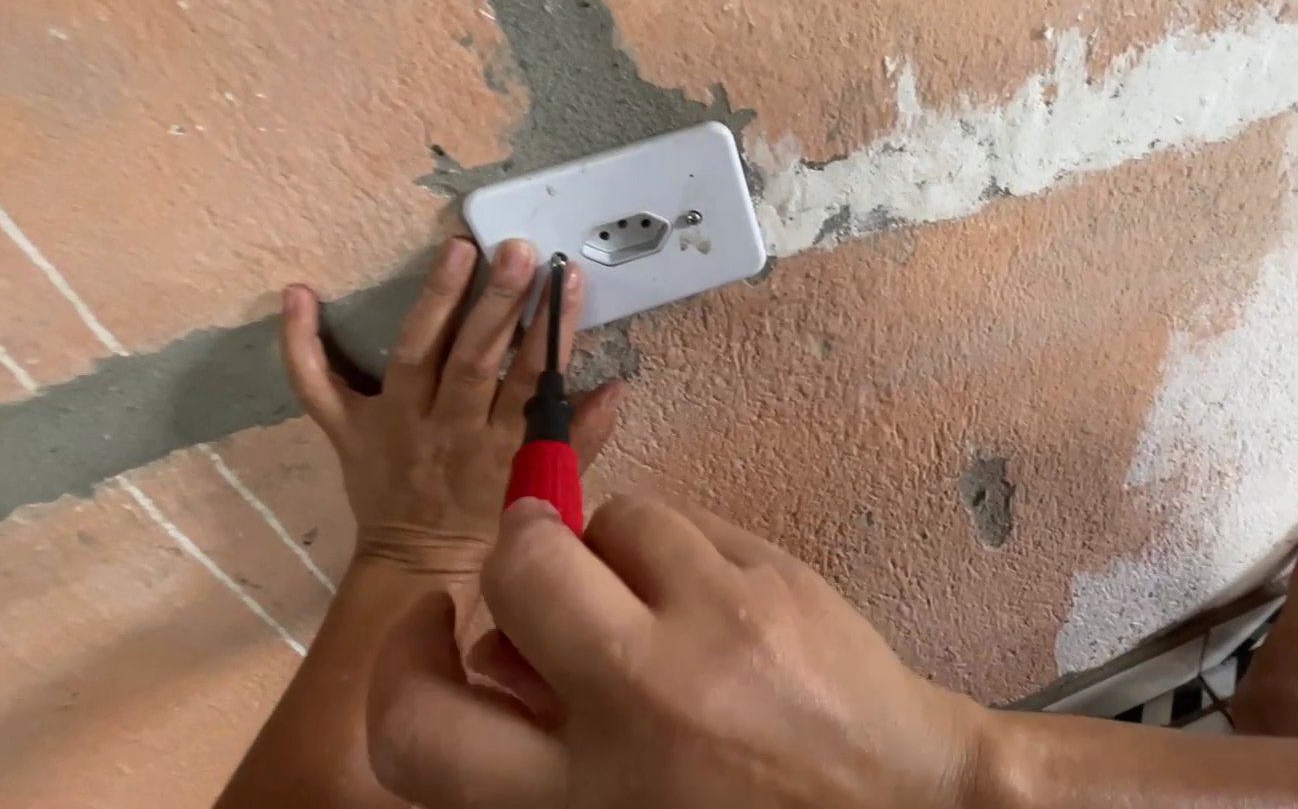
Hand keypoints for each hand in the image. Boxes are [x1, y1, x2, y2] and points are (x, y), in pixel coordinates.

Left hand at [279, 237, 624, 573]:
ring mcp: (391, 425)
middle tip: (515, 249)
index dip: (553, 326)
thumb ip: (583, 435)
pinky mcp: (346, 430)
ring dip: (436, 302)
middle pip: (476, 359)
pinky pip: (317, 387)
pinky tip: (298, 293)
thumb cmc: (493, 517)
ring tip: (456, 250)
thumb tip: (617, 384)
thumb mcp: (548, 483)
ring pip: (414, 358)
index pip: (533, 375)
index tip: (566, 277)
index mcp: (501, 442)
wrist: (421, 564)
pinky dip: (300, 344)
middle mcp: (448, 427)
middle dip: (498, 303)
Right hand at [367, 496, 988, 807]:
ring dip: (610, 539)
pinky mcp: (772, 575)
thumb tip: (496, 647)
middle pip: (518, 570)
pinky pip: (688, 518)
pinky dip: (677, 539)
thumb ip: (543, 745)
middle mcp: (637, 703)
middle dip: (513, 548)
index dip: (401, 663)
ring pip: (613, 517)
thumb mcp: (619, 808)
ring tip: (650, 583)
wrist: (897, 800)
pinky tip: (710, 581)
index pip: (418, 732)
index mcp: (578, 800)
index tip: (430, 621)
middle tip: (536, 558)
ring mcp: (712, 624)